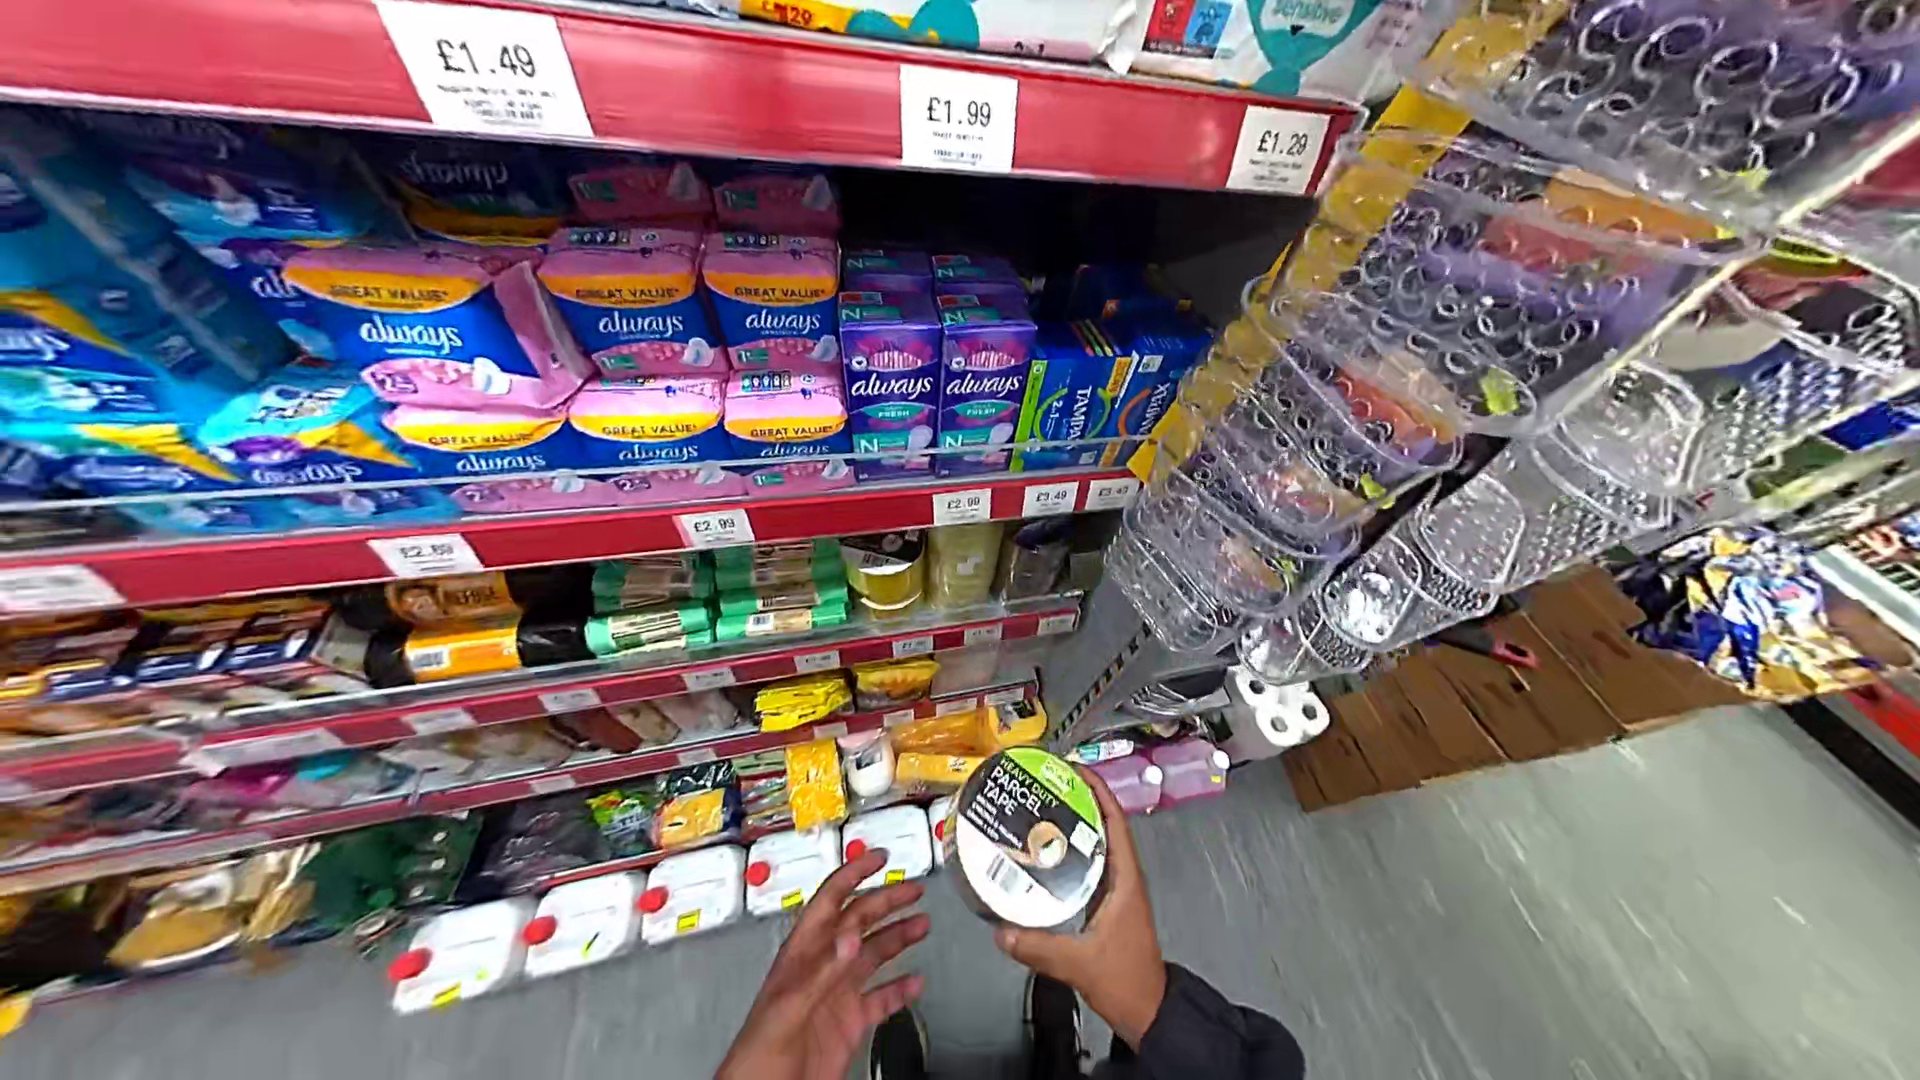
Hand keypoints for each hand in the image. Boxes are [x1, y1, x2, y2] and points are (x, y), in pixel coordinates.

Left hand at [717, 849, 930, 1079]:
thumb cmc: (758, 1059)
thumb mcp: (788, 1010)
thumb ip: (821, 971)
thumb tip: (850, 935)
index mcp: (804, 954)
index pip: (831, 900)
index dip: (854, 874)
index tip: (878, 858)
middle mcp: (823, 967)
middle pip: (859, 920)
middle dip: (887, 900)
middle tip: (913, 889)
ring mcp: (836, 995)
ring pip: (873, 955)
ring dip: (898, 937)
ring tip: (922, 924)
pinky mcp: (848, 1025)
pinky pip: (880, 999)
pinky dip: (900, 988)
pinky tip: (915, 981)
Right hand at [992, 767, 1166, 1049]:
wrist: (1147, 1013)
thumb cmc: (1123, 979)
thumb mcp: (1080, 963)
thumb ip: (1039, 948)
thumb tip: (999, 931)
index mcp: (1126, 878)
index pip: (1115, 821)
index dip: (1098, 791)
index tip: (1073, 769)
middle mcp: (1122, 875)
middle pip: (1104, 824)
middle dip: (1079, 799)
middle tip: (1046, 784)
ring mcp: (1116, 888)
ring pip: (1096, 842)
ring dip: (1075, 822)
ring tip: (1041, 807)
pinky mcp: (1106, 901)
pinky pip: (1089, 862)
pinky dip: (1071, 848)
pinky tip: (1044, 850)